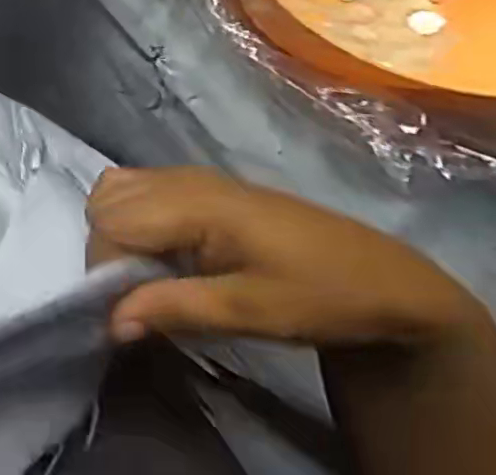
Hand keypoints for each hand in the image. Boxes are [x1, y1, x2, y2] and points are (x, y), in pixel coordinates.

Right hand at [87, 167, 488, 348]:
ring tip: (147, 271)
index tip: (130, 309)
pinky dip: (126, 213)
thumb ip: (176, 309)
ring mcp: (186, 174)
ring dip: (113, 230)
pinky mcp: (194, 180)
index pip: (111, 224)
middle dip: (107, 250)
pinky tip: (157, 245)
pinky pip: (132, 185)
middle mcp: (180, 178)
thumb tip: (111, 322)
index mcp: (194, 204)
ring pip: (112, 190)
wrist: (390, 279)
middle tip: (142, 293)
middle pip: (105, 204)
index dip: (107, 267)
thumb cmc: (323, 297)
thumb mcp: (253, 314)